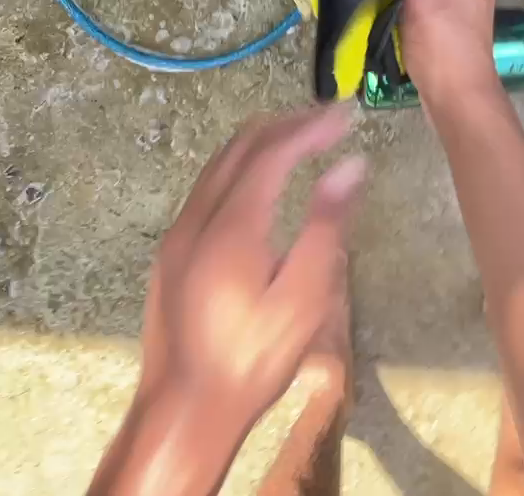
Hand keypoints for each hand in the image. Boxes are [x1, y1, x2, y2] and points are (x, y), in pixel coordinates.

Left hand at [140, 106, 365, 428]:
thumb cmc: (252, 359)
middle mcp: (198, 214)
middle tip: (329, 120)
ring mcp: (179, 230)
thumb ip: (326, 227)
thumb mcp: (303, 300)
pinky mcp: (171, 247)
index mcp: (232, 224)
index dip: (310, 125)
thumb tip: (351, 165)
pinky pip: (210, 184)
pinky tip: (264, 180)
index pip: (273, 150)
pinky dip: (243, 164)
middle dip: (288, 124)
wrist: (182, 411)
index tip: (346, 113)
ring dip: (263, 140)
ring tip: (304, 139)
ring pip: (221, 161)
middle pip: (242, 144)